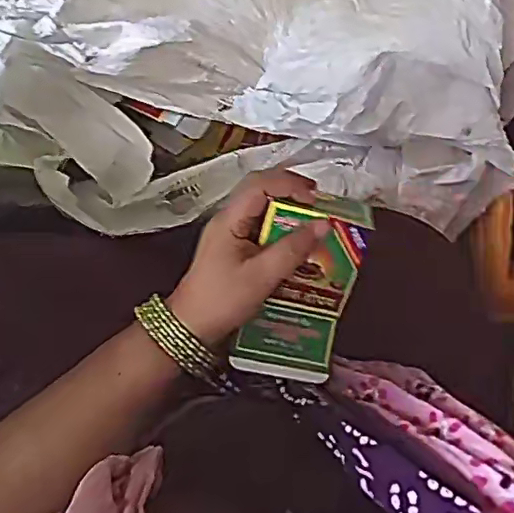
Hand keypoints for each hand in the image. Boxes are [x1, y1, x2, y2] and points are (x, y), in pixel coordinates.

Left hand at [169, 169, 330, 343]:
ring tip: (314, 222)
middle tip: (320, 202)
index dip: (290, 184)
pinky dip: (283, 231)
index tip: (316, 197)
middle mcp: (229, 221)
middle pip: (262, 190)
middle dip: (292, 192)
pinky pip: (263, 230)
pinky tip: (298, 244)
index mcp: (229, 220)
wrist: (191, 327)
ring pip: (264, 210)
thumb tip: (322, 225)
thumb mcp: (261, 276)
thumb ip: (292, 249)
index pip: (261, 185)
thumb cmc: (219, 302)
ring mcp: (231, 234)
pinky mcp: (236, 249)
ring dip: (289, 212)